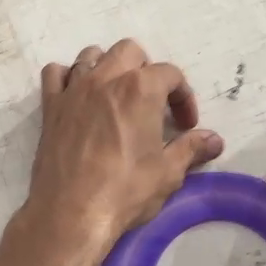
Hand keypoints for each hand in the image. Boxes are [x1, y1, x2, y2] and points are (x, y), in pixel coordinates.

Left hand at [24, 39, 224, 255]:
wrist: (71, 213)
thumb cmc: (125, 192)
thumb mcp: (168, 173)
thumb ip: (191, 149)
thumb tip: (215, 140)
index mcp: (141, 89)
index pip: (170, 74)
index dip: (184, 97)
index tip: (186, 125)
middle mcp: (106, 78)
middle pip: (130, 52)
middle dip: (147, 71)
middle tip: (153, 104)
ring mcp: (74, 90)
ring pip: (92, 55)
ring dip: (109, 68)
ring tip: (117, 97)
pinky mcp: (50, 107)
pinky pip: (56, 74)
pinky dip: (69, 78)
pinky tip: (79, 98)